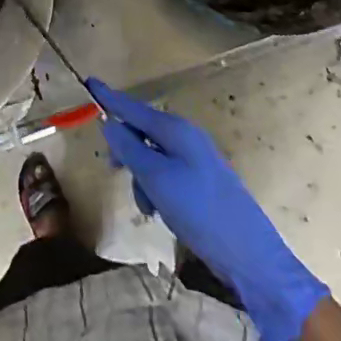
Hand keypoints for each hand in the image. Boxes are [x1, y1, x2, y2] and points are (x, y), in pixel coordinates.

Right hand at [93, 79, 327, 340]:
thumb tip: (109, 122)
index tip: (89, 82)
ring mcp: (196, 160)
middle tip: (114, 170)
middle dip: (126, 152)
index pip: (133, 107)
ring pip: (151, 157)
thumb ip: (128, 146)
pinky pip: (166, 174)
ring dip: (141, 178)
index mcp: (176, 130)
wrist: (251, 258)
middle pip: (141, 132)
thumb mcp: (155, 177)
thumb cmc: (198, 210)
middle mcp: (186, 138)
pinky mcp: (201, 182)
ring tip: (148, 206)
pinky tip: (161, 211)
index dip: (109, 97)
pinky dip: (156, 189)